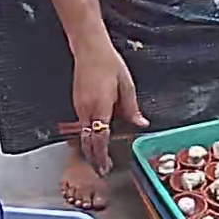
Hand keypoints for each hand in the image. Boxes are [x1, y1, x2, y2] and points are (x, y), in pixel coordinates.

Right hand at [70, 38, 147, 173]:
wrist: (89, 48)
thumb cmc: (108, 63)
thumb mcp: (126, 85)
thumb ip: (132, 108)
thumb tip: (141, 123)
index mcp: (100, 107)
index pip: (100, 138)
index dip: (102, 156)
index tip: (105, 167)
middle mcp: (86, 110)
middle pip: (87, 142)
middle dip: (93, 158)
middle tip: (101, 170)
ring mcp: (79, 107)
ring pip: (82, 135)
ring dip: (90, 149)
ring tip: (98, 159)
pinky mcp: (77, 103)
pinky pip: (81, 125)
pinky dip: (87, 136)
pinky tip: (94, 140)